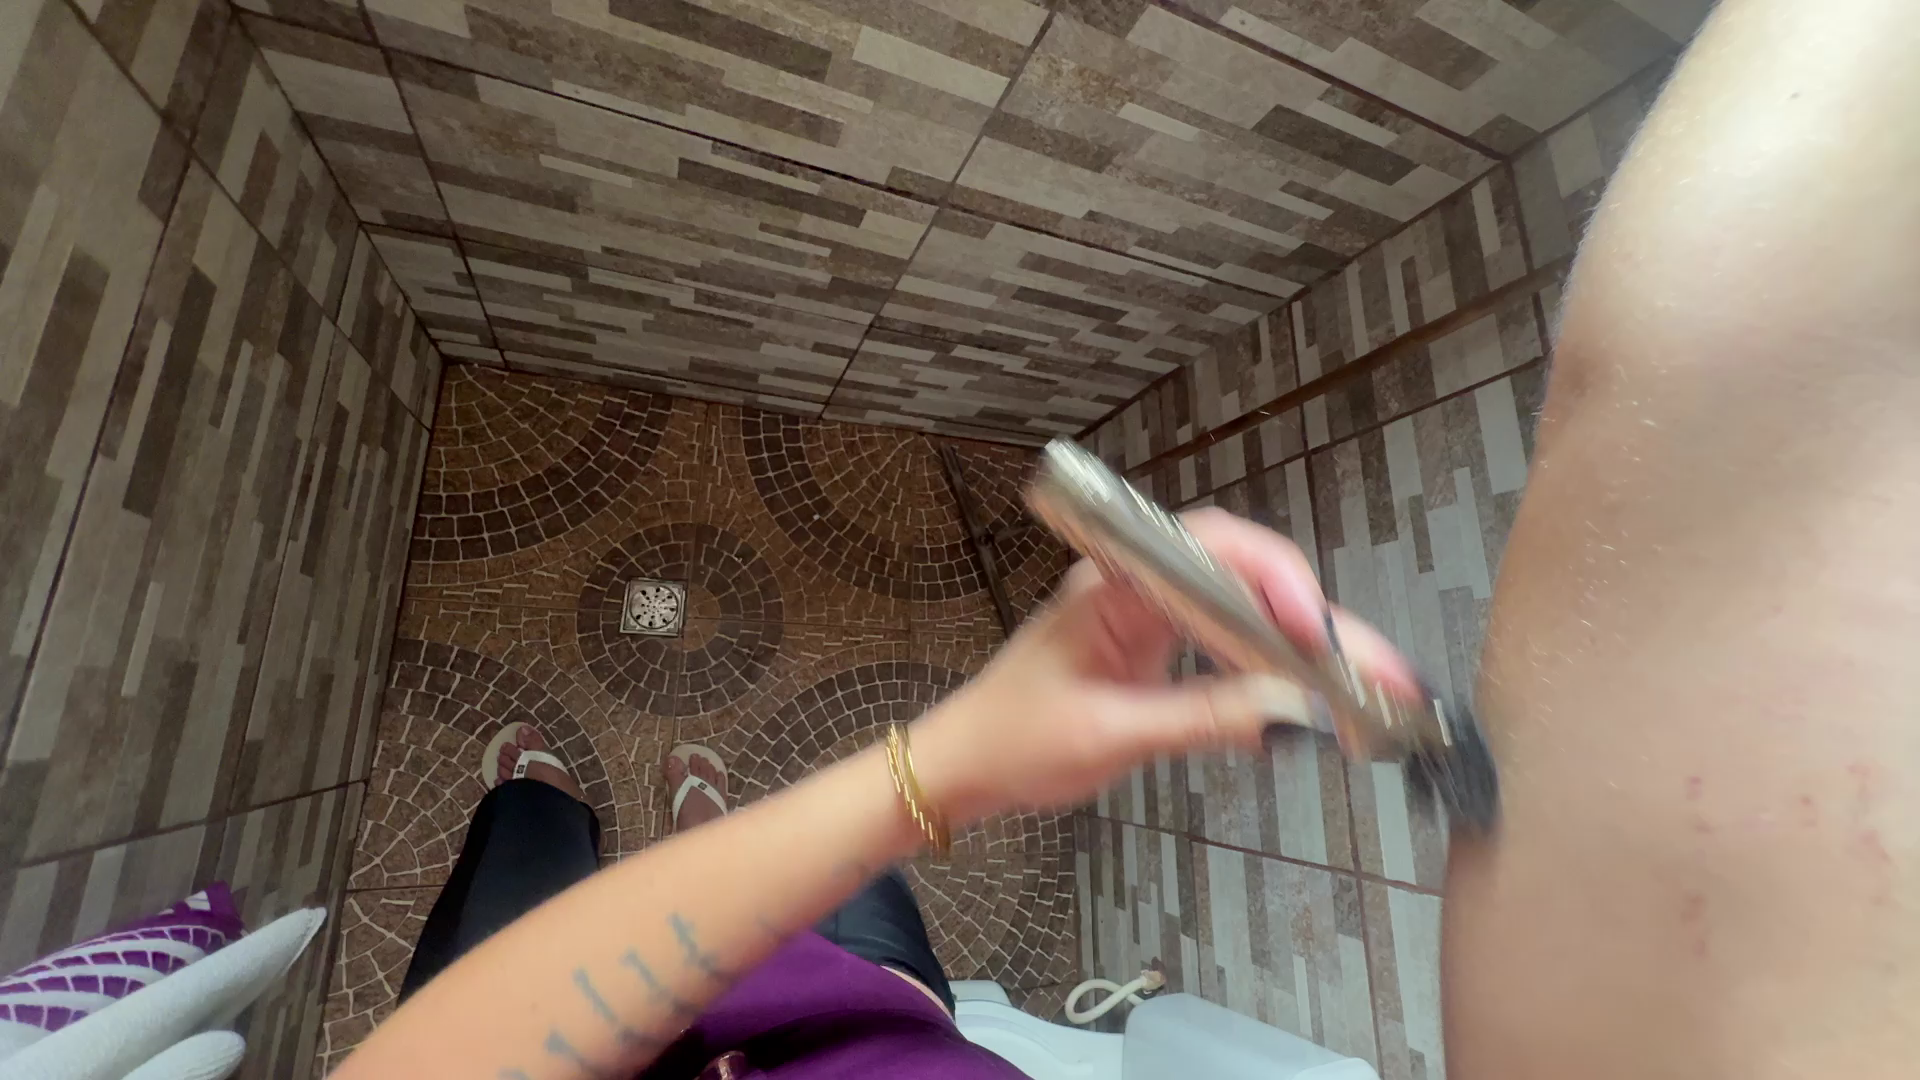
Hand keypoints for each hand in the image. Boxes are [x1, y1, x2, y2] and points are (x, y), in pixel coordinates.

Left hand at [911, 508, 1419, 824]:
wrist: (966, 761)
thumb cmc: (1017, 740)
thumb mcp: (1112, 733)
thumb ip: (1204, 717)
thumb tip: (1297, 709)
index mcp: (1113, 587)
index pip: (1207, 548)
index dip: (1273, 576)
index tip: (1314, 628)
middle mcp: (1133, 587)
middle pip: (1239, 577)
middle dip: (1312, 618)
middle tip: (1378, 673)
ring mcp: (1143, 614)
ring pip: (1238, 607)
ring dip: (1299, 642)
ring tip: (1363, 684)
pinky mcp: (1149, 644)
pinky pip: (1219, 638)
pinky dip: (1265, 661)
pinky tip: (1302, 689)